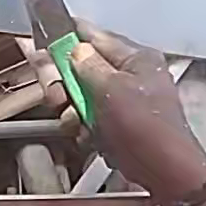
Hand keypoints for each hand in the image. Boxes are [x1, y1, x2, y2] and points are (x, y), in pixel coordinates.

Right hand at [38, 20, 205, 201]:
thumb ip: (88, 65)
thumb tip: (75, 48)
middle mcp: (128, 76)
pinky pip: (86, 118)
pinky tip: (89, 135)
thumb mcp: (111, 89)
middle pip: (81, 69)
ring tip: (78, 121)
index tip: (44, 36)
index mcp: (135, 59)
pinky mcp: (114, 123)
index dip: (68, 36)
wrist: (161, 169)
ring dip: (72, 111)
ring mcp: (120, 101)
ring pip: (79, 97)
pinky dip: (82, 128)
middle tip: (59, 97)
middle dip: (65, 85)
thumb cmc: (145, 127)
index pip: (95, 36)